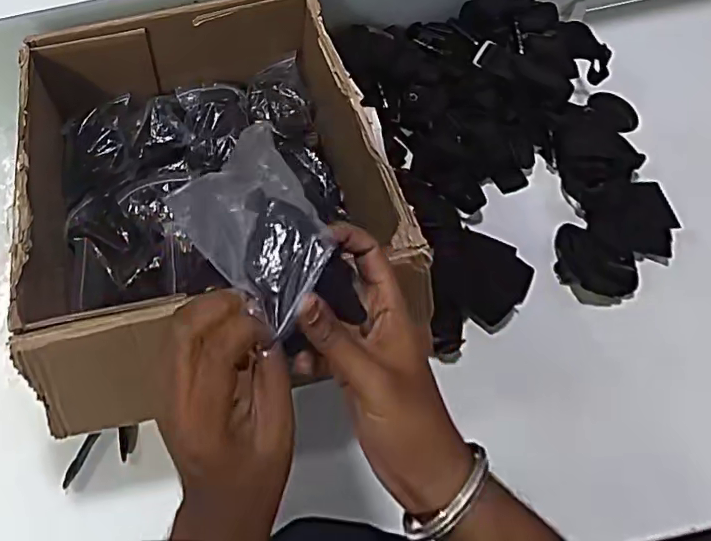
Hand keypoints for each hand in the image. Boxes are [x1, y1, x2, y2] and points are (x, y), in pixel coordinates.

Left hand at [159, 290, 294, 540]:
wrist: (219, 507)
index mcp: (203, 419)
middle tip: (245, 302)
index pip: (213, 351)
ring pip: (174, 327)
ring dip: (205, 309)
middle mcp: (174, 399)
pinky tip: (221, 327)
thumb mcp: (278, 435)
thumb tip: (267, 334)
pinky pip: (174, 337)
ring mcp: (162, 389)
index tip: (264, 324)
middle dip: (215, 304)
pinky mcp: (162, 383)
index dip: (242, 327)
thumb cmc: (250, 482)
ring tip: (236, 310)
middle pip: (183, 329)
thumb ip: (275, 379)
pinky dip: (197, 322)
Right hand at [294, 223, 473, 517]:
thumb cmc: (418, 431)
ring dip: (307, 309)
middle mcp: (377, 324)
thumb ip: (334, 338)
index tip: (321, 231)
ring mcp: (363, 345)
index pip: (374, 259)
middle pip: (346, 280)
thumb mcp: (371, 378)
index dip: (350, 238)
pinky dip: (305, 345)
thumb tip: (304, 299)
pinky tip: (294, 354)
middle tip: (290, 258)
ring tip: (283, 304)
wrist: (427, 479)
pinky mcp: (349, 367)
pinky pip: (321, 343)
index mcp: (393, 317)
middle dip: (319, 267)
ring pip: (329, 311)